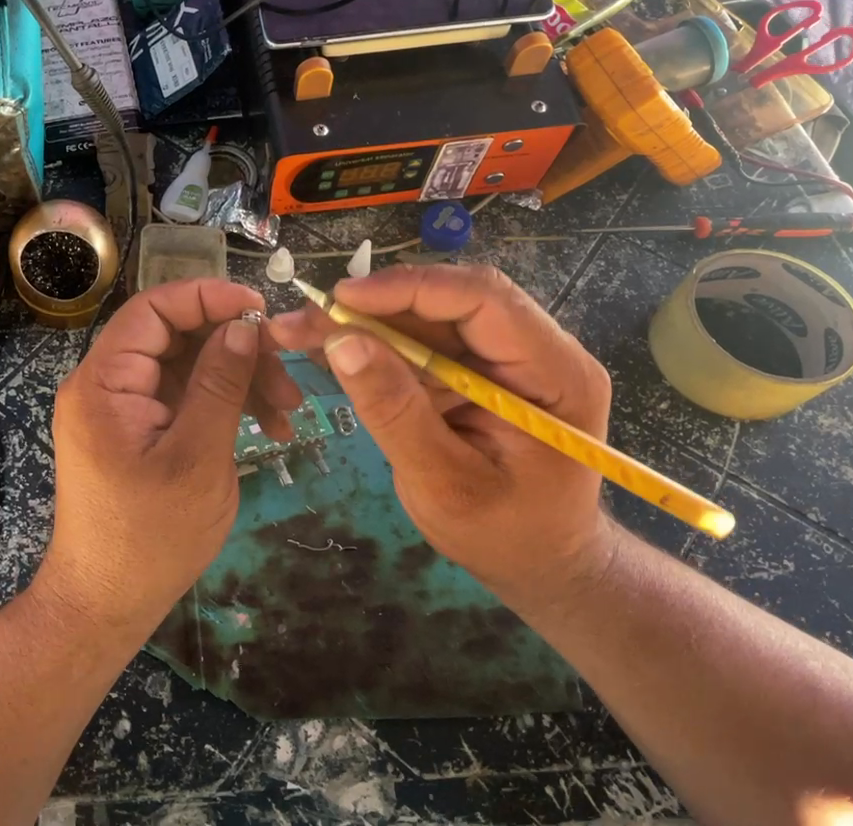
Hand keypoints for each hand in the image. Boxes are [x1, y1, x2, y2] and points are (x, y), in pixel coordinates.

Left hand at [40, 279, 302, 631]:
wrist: (107, 603)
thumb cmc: (149, 537)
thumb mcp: (197, 457)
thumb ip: (220, 385)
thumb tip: (244, 326)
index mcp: (104, 381)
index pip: (153, 309)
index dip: (207, 298)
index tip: (261, 310)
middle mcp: (105, 385)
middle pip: (176, 338)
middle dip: (236, 349)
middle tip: (288, 377)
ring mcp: (122, 409)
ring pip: (188, 368)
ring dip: (239, 381)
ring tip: (290, 414)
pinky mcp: (139, 431)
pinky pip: (185, 399)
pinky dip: (224, 407)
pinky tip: (269, 430)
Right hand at [269, 264, 618, 609]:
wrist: (538, 563)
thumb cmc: (505, 534)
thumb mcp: (445, 483)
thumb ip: (397, 412)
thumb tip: (344, 342)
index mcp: (555, 373)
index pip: (484, 300)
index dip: (410, 289)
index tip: (342, 299)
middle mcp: (533, 351)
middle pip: (446, 303)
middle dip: (371, 307)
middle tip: (303, 318)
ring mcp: (500, 359)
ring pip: (423, 320)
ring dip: (359, 323)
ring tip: (298, 330)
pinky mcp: (470, 371)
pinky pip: (416, 345)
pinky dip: (368, 345)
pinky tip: (323, 348)